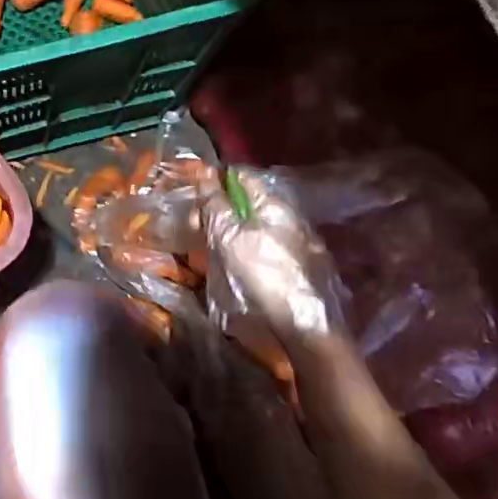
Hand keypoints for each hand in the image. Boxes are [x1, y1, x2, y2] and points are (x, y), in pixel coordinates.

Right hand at [203, 166, 348, 349]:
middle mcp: (286, 217)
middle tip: (196, 233)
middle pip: (244, 203)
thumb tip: (205, 173)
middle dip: (216, 212)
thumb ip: (215, 204)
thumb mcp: (229, 236)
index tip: (194, 202)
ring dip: (225, 235)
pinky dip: (239, 253)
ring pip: (249, 227)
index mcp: (273, 204)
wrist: (302, 325)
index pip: (240, 177)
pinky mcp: (292, 266)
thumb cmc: (262, 273)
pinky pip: (257, 248)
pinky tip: (231, 269)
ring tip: (208, 255)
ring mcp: (291, 242)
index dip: (215, 183)